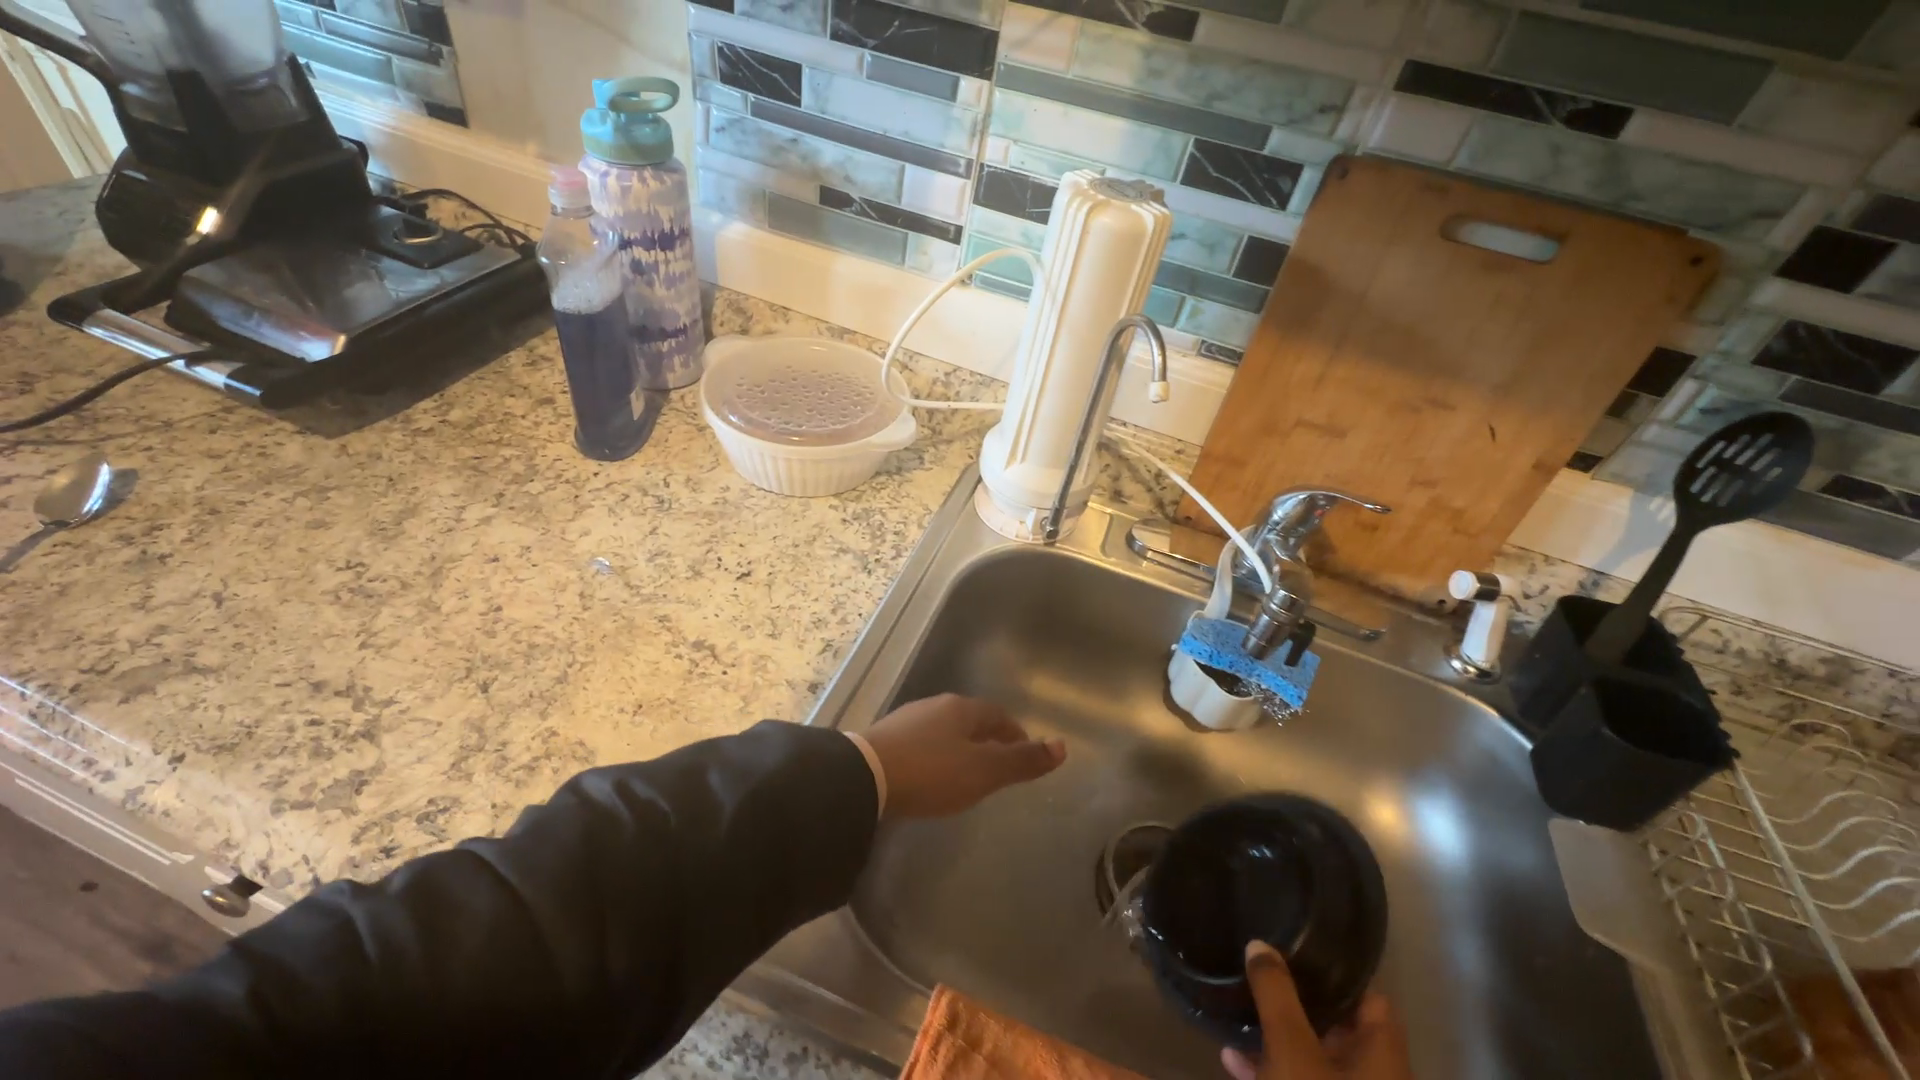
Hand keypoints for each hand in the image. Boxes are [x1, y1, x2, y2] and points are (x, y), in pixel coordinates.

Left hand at [863, 693, 1065, 819]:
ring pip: (944, 731)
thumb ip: (1022, 761)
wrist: (864, 778)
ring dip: (960, 747)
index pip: (999, 715)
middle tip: (998, 765)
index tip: (1024, 755)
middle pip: (971, 720)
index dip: (1015, 734)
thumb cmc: (932, 773)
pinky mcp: (885, 740)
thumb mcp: (984, 772)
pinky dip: (935, 756)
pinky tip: (931, 775)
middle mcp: (935, 706)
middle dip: (987, 739)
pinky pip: (922, 744)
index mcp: (963, 709)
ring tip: (966, 773)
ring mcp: (907, 720)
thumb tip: (1063, 746)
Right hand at [1222, 942, 1410, 1079]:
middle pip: (1339, 1028)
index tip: (1299, 948)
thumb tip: (1259, 944)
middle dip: (1298, 1003)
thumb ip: (1276, 995)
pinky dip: (1271, 1070)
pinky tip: (1233, 1059)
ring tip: (1242, 1011)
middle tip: (1261, 975)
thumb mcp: (1292, 1049)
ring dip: (1279, 1039)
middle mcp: (1374, 1076)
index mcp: (1383, 1055)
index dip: (1338, 972)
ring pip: (1314, 1058)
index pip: (1371, 998)